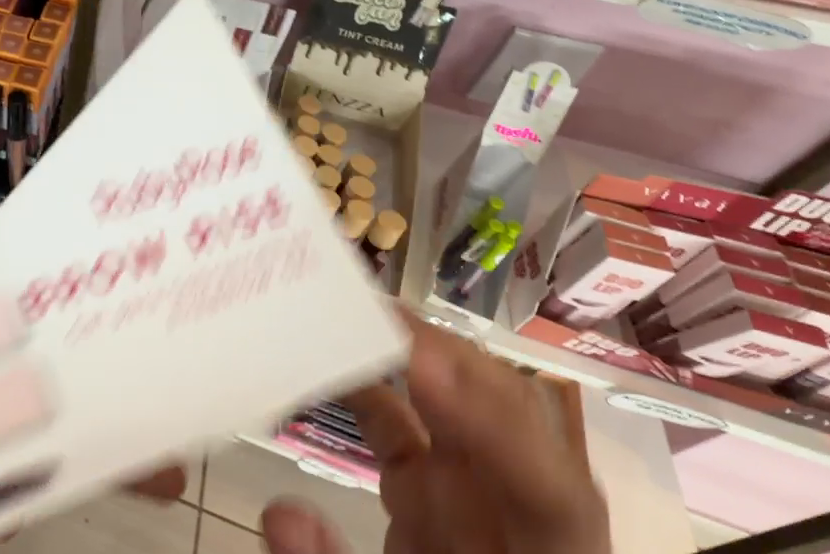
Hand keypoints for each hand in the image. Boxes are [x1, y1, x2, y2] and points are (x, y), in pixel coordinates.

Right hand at [261, 316, 609, 553]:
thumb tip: (279, 512)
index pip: (550, 497)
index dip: (496, 428)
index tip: (424, 366)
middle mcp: (516, 520)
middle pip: (518, 430)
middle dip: (454, 364)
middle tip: (376, 311)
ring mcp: (475, 500)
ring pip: (466, 412)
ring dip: (415, 358)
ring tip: (352, 311)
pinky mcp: (430, 494)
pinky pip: (406, 429)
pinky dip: (369, 388)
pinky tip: (322, 359)